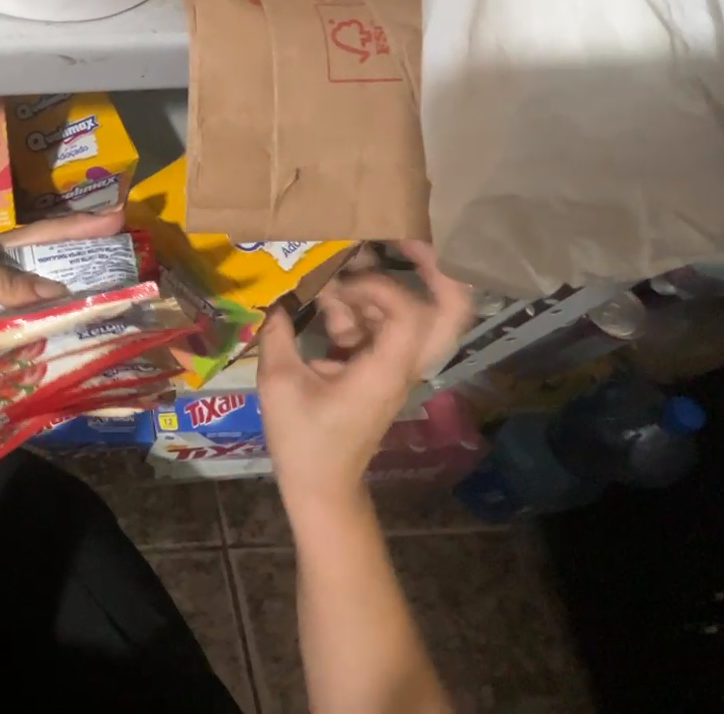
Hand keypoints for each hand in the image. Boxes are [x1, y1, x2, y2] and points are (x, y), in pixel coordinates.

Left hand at [0, 210, 127, 479]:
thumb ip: (0, 381)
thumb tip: (56, 346)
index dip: (10, 279)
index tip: (53, 297)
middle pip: (1, 249)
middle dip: (56, 233)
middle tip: (110, 221)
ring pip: (15, 257)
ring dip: (62, 243)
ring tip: (110, 228)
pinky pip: (20, 282)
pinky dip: (56, 270)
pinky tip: (91, 265)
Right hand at [256, 241, 472, 507]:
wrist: (321, 484)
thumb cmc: (303, 438)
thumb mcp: (278, 382)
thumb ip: (278, 333)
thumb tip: (274, 297)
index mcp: (387, 371)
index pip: (409, 313)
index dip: (379, 287)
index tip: (338, 283)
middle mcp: (403, 365)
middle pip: (449, 313)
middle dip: (437, 270)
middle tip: (406, 238)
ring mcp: (394, 367)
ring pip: (409, 315)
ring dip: (378, 288)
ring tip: (343, 261)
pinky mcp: (377, 369)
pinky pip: (378, 327)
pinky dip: (355, 309)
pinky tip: (321, 296)